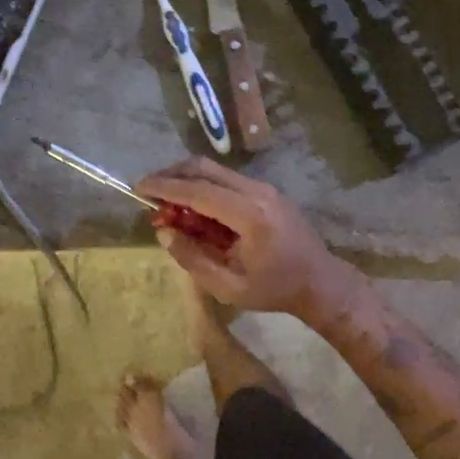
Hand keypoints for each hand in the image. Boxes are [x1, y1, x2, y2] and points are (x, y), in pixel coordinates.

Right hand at [135, 158, 350, 315]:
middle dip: (172, 174)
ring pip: (216, 171)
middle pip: (205, 168)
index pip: (198, 191)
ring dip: (188, 179)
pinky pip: (228, 180)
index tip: (138, 188)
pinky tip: (194, 208)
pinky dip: (204, 187)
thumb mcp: (227, 286)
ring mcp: (265, 188)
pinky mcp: (267, 192)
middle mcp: (258, 192)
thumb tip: (163, 231)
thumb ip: (192, 258)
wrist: (321, 283)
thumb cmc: (275, 290)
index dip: (165, 187)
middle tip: (148, 190)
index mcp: (249, 215)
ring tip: (167, 202)